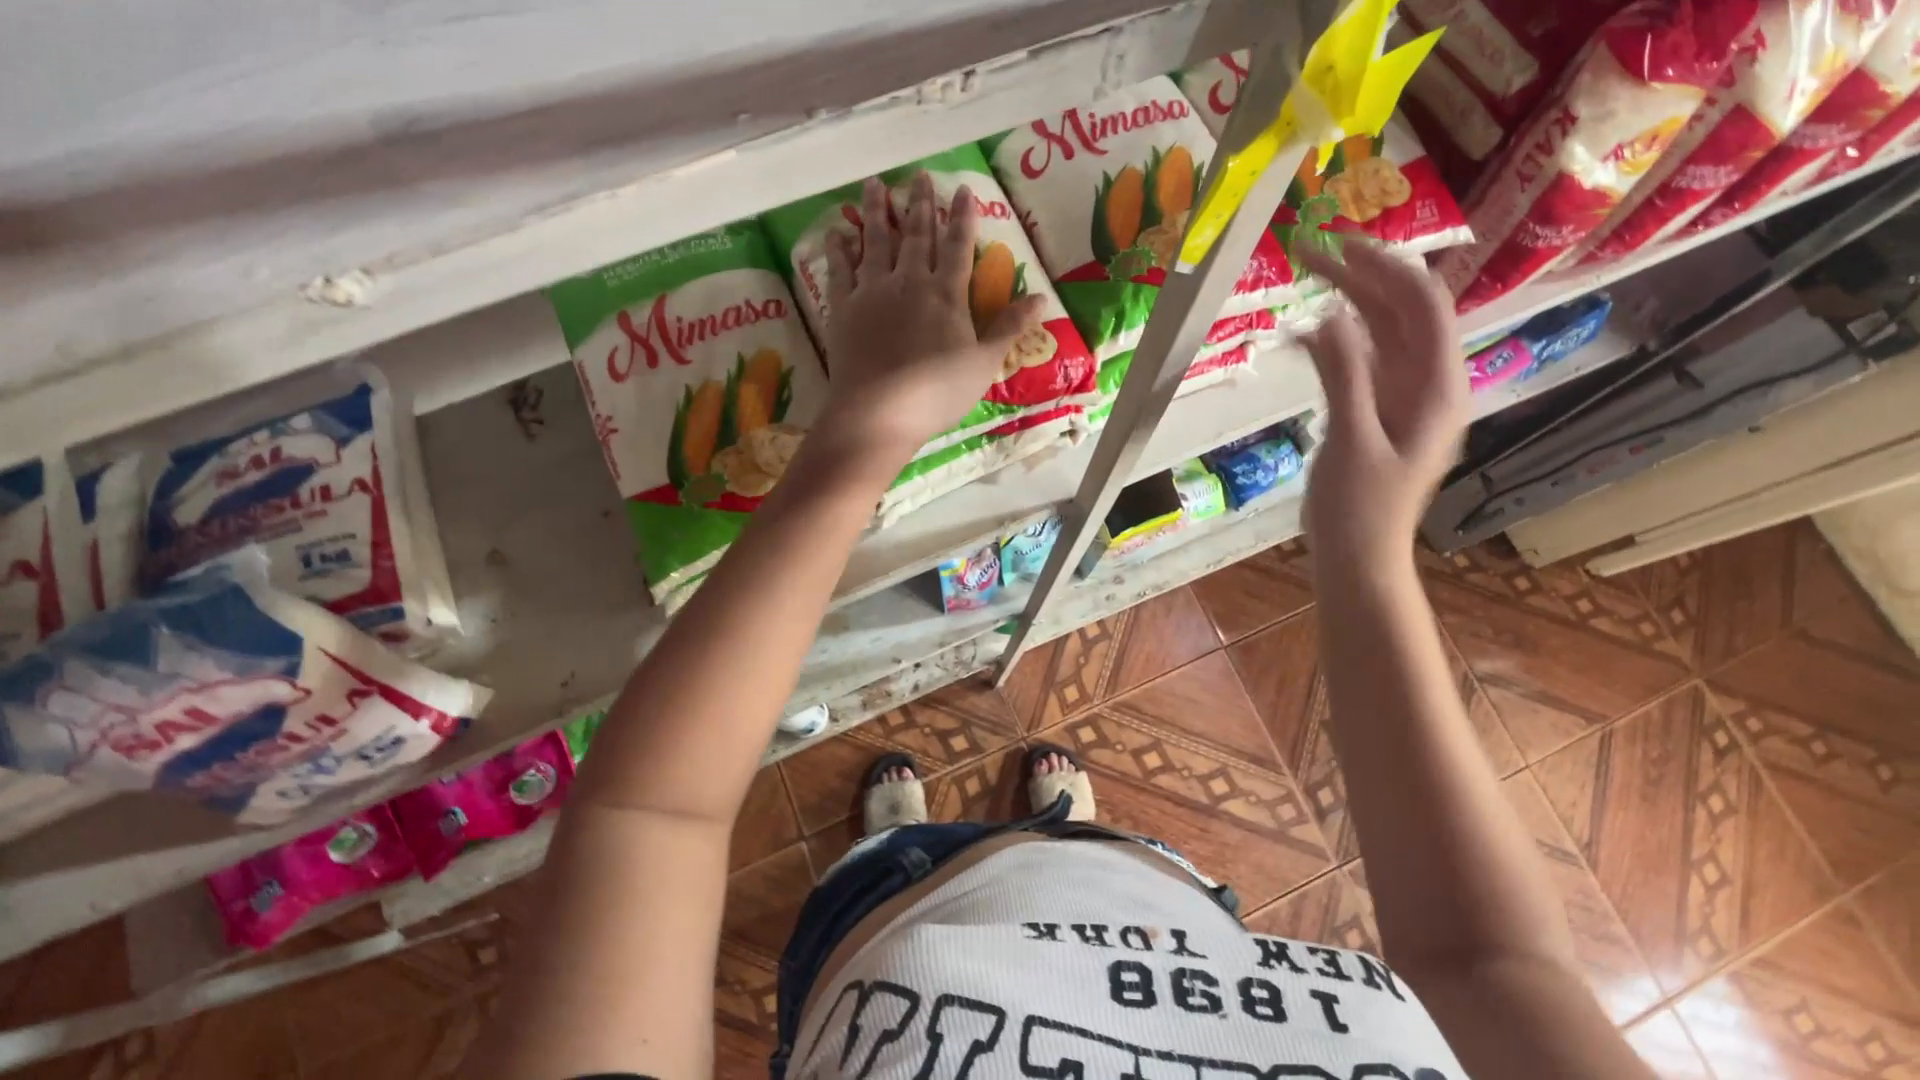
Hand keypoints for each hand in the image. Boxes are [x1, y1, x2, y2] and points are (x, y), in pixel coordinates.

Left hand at [817, 172, 1045, 468]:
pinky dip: (839, 250)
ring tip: (873, 185)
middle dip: (920, 204)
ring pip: (875, 242)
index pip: (958, 246)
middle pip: (915, 235)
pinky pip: (840, 271)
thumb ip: (1009, 327)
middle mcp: (909, 282)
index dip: (962, 217)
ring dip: (875, 212)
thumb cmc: (937, 392)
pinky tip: (837, 233)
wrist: (878, 411)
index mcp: (946, 294)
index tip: (963, 190)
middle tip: (919, 175)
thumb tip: (1042, 298)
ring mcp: (872, 292)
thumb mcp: (983, 363)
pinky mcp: (843, 309)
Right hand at [1297, 242, 1467, 564]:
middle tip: (1310, 251)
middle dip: (1362, 277)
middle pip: (1402, 312)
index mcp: (1439, 388)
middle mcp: (1430, 382)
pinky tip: (1308, 330)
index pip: (1423, 306)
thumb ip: (1344, 377)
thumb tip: (1326, 318)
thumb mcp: (1352, 442)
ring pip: (1382, 332)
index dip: (1385, 269)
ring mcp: (1404, 396)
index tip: (1339, 246)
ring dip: (1349, 301)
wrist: (1359, 559)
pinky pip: (1363, 360)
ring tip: (1309, 273)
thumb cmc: (1361, 510)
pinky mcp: (1380, 410)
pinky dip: (1339, 339)